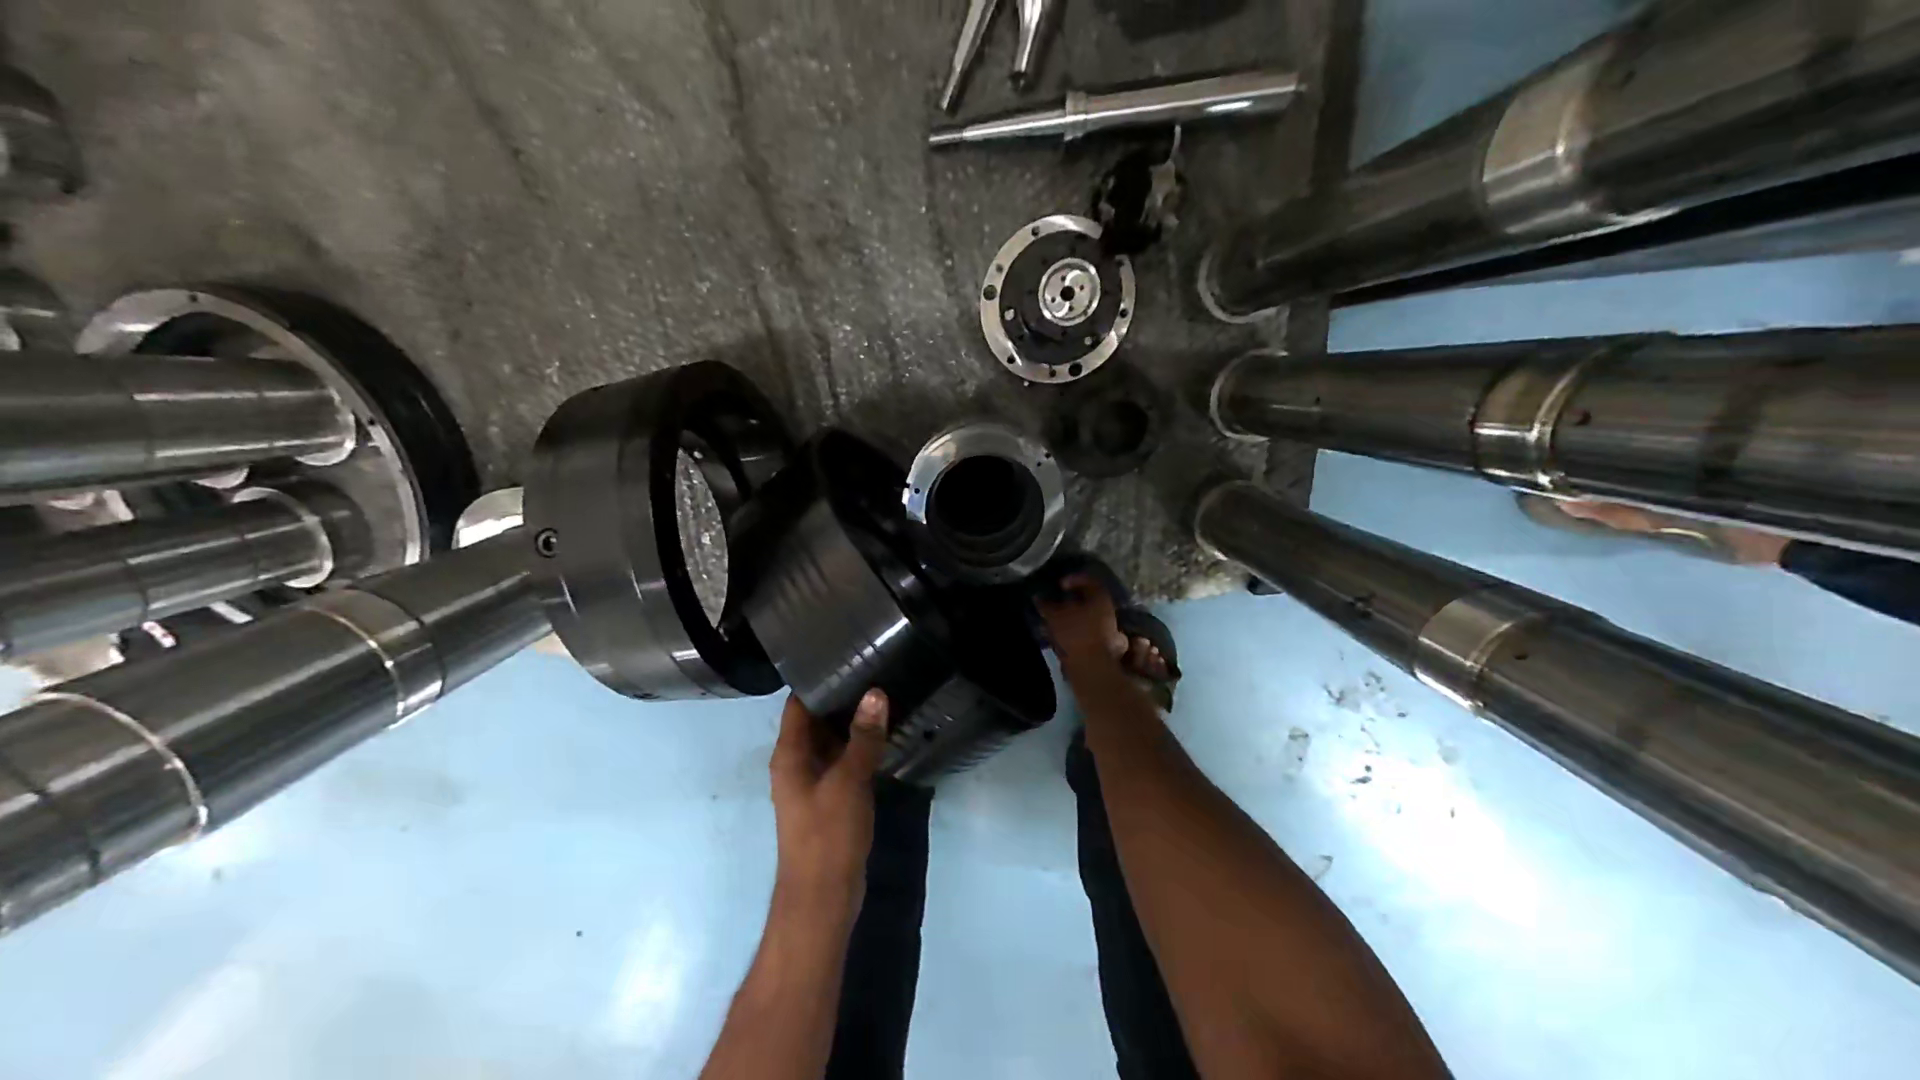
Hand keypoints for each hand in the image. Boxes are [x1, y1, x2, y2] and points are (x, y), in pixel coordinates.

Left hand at [769, 689, 890, 910]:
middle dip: (842, 697)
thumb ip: (863, 738)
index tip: (846, 655)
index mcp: (789, 755)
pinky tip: (884, 735)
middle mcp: (796, 764)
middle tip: (876, 669)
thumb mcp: (848, 781)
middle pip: (816, 719)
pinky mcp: (830, 799)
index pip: (798, 704)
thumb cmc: (828, 835)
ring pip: (832, 741)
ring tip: (885, 694)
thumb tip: (876, 693)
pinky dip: (859, 747)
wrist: (823, 897)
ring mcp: (813, 783)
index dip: (817, 678)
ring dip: (853, 722)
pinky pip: (843, 762)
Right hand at [1037, 573, 1128, 666]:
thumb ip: (1046, 605)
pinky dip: (1077, 628)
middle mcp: (1109, 610)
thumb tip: (1038, 597)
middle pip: (1090, 599)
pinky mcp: (1105, 645)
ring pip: (1090, 615)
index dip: (1074, 579)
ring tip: (1056, 619)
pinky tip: (1063, 634)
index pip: (1090, 580)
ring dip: (1074, 615)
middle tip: (1057, 601)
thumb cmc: (1075, 634)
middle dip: (1073, 599)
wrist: (1091, 667)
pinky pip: (1089, 630)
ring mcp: (1109, 629)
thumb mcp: (1055, 616)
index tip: (1060, 585)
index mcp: (1101, 597)